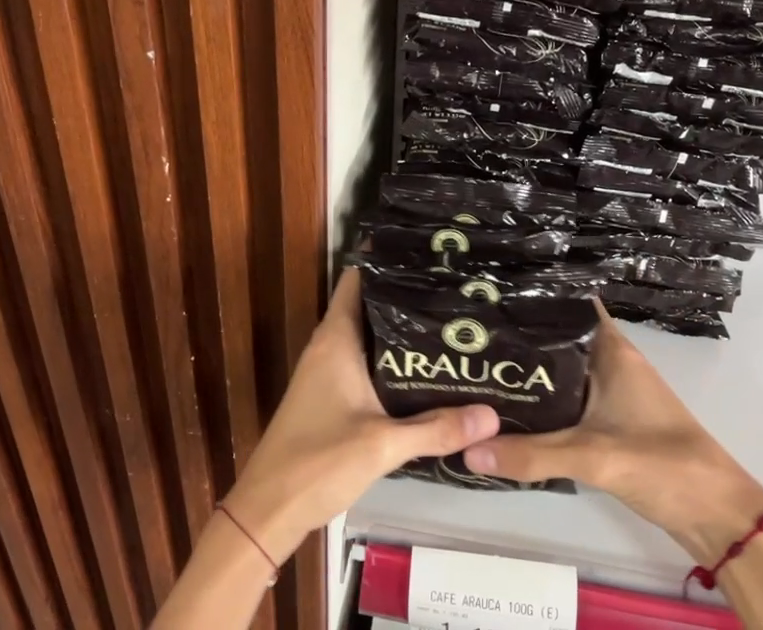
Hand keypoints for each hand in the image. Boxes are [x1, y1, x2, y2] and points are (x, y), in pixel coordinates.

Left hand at [223, 271, 500, 559]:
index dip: (387, 262)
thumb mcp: (384, 444)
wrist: (269, 508)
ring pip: (368, 338)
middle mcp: (328, 347)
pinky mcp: (329, 398)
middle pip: (368, 307)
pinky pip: (365, 364)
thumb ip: (437, 428)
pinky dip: (392, 361)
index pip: (357, 281)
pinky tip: (424, 373)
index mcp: (335, 340)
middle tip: (456, 290)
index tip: (428, 253)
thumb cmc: (319, 461)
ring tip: (451, 324)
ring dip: (401, 331)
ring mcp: (326, 374)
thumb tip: (493, 415)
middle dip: (407, 297)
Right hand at [461, 305, 762, 563]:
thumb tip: (467, 450)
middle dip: (517, 337)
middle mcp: (610, 363)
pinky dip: (540, 403)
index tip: (488, 294)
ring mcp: (611, 394)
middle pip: (557, 338)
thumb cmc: (664, 465)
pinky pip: (566, 401)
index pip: (569, 304)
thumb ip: (531, 455)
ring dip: (527, 372)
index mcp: (612, 351)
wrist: (716, 515)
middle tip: (467, 335)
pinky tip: (508, 412)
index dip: (533, 295)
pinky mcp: (610, 423)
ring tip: (476, 367)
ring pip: (559, 371)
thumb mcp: (593, 458)